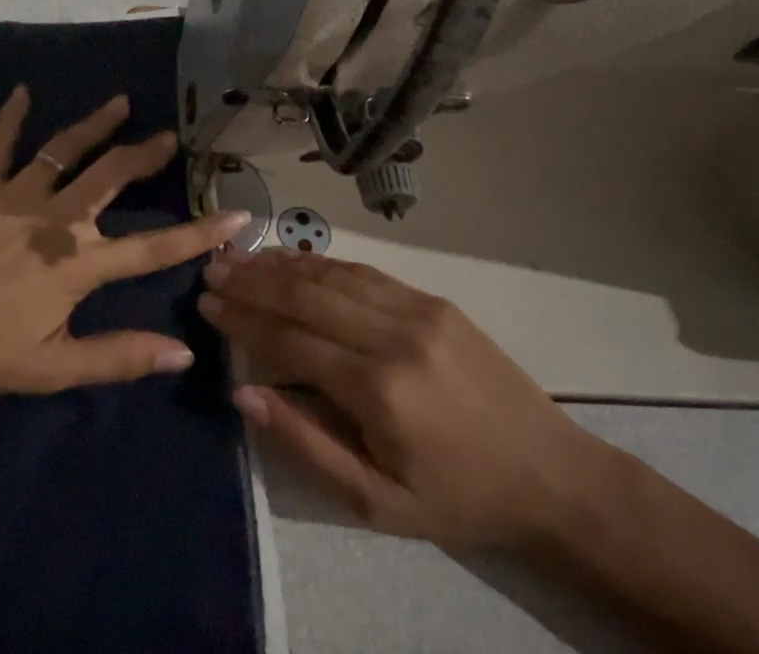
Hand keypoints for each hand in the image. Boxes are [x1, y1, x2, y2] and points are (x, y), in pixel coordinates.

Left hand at [0, 85, 250, 396]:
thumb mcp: (50, 367)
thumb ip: (117, 357)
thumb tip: (182, 352)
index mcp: (78, 266)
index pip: (153, 248)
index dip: (200, 233)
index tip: (239, 214)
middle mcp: (54, 221)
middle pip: (111, 178)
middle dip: (144, 155)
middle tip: (169, 136)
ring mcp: (13, 198)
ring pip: (64, 150)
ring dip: (94, 125)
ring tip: (119, 102)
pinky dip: (10, 118)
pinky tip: (19, 92)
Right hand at [199, 251, 618, 549]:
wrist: (554, 477)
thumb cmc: (457, 498)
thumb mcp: (375, 502)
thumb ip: (305, 445)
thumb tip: (243, 394)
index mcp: (377, 390)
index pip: (289, 341)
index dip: (242, 320)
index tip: (204, 304)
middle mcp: (394, 337)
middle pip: (306, 296)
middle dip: (252, 283)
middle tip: (210, 271)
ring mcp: (419, 312)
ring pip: (333, 276)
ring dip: (280, 265)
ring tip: (239, 257)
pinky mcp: (437, 304)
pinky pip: (366, 274)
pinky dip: (322, 262)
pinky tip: (293, 259)